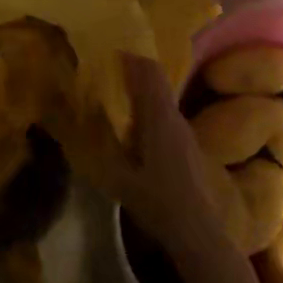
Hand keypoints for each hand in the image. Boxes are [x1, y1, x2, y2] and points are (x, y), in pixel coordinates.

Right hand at [67, 53, 233, 261]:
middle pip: (156, 82)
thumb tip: (82, 118)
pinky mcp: (188, 148)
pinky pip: (165, 116)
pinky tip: (131, 129)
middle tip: (104, 69)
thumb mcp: (119, 179)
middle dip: (132, 71)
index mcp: (159, 119)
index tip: (107, 49)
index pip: (148, 72)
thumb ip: (101, 148)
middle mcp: (175, 119)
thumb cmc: (159, 203)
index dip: (129, 56)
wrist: (200, 233)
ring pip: (161, 99)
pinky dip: (147, 110)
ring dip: (140, 91)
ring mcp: (185, 133)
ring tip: (113, 96)